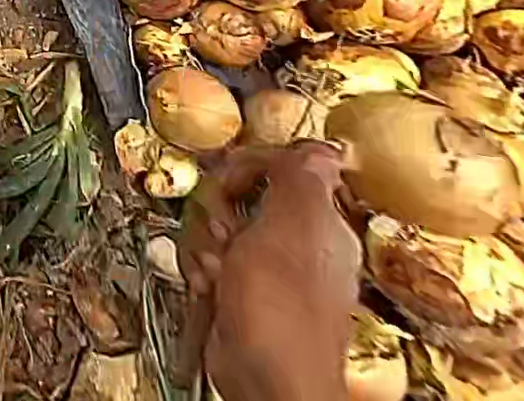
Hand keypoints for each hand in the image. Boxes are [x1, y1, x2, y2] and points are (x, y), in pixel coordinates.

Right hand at [178, 142, 359, 400]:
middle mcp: (293, 239)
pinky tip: (210, 285)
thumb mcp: (291, 231)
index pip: (276, 163)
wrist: (262, 380)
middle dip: (217, 209)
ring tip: (217, 268)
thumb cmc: (279, 308)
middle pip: (237, 191)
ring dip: (203, 242)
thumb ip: (300, 182)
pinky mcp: (237, 283)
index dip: (246, 164)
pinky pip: (204, 251)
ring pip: (214, 221)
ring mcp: (264, 262)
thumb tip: (325, 146)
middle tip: (225, 233)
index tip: (227, 177)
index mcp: (318, 221)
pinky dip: (198, 265)